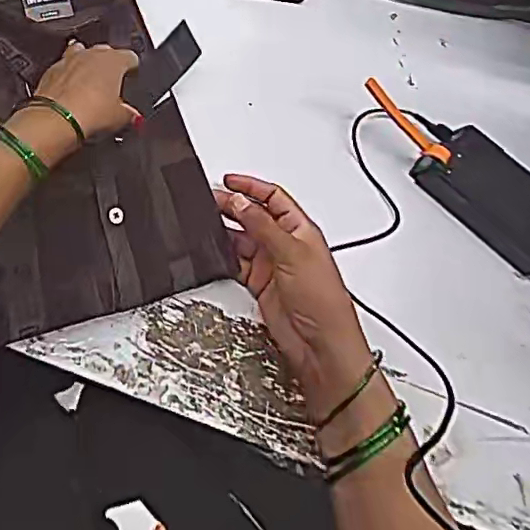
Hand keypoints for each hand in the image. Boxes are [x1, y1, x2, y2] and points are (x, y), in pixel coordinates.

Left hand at [32, 40, 141, 139]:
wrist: (55, 120)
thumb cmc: (88, 113)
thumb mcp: (119, 118)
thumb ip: (129, 112)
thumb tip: (131, 115)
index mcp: (114, 60)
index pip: (130, 57)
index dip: (132, 69)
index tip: (131, 78)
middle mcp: (91, 54)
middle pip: (105, 52)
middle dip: (109, 67)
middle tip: (110, 88)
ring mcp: (69, 60)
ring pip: (82, 54)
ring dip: (86, 66)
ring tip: (89, 86)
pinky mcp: (50, 71)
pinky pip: (64, 68)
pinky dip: (68, 77)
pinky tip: (70, 93)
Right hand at [215, 174, 376, 417]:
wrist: (321, 347)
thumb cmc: (324, 303)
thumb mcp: (293, 254)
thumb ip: (263, 226)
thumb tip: (241, 202)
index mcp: (300, 229)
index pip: (273, 198)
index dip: (251, 187)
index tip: (228, 181)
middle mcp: (285, 244)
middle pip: (254, 216)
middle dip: (232, 206)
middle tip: (210, 201)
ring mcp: (271, 264)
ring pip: (242, 238)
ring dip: (225, 231)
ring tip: (206, 223)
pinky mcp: (259, 284)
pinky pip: (237, 263)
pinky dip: (224, 256)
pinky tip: (214, 251)